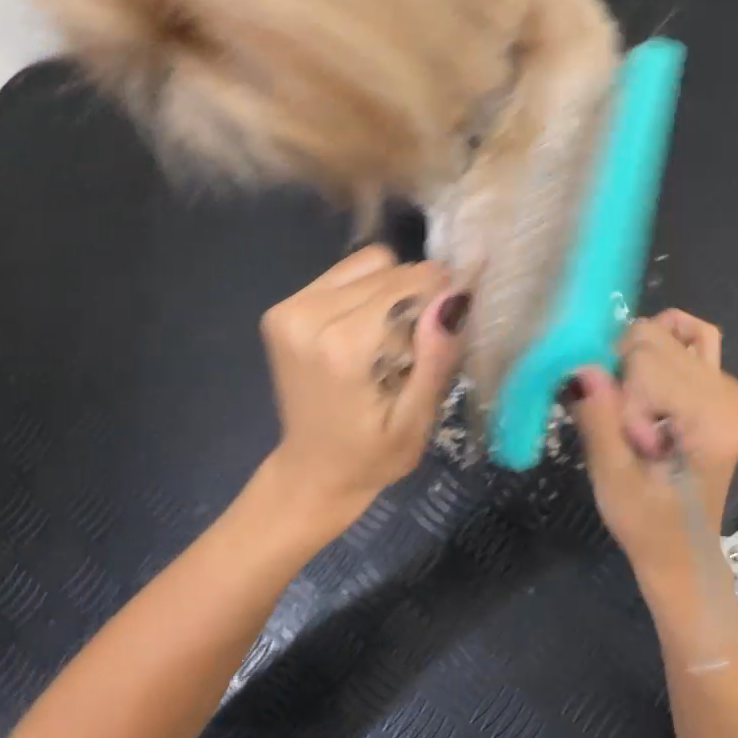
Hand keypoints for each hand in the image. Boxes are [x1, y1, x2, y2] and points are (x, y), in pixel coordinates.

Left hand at [258, 245, 466, 526]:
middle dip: (416, 301)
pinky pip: (345, 273)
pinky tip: (364, 334)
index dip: (441, 303)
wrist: (314, 472)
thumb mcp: (415, 423)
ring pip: (370, 265)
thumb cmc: (372, 457)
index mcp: (344, 346)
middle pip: (391, 271)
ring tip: (387, 343)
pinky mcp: (283, 307)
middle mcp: (309, 315)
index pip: (413, 284)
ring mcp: (290, 307)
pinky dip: (365, 294)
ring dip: (391, 294)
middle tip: (414, 351)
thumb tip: (453, 298)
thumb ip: (434, 360)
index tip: (444, 339)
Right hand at [569, 310, 737, 593]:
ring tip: (634, 409)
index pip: (645, 358)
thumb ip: (600, 420)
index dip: (621, 394)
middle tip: (629, 430)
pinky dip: (662, 347)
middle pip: (656, 340)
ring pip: (669, 334)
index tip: (629, 440)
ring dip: (638, 365)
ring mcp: (729, 388)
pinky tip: (642, 375)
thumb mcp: (614, 481)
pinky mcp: (721, 390)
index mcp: (709, 417)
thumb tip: (583, 366)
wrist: (682, 553)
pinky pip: (694, 340)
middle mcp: (727, 392)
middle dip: (627, 376)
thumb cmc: (648, 526)